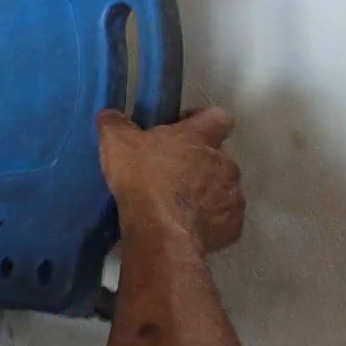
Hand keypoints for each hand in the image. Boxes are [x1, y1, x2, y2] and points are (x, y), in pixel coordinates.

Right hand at [96, 107, 243, 253]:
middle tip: (167, 167)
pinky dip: (207, 215)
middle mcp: (225, 163)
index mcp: (200, 138)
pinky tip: (183, 220)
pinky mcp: (233, 226)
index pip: (219, 116)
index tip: (182, 127)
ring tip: (174, 199)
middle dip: (196, 159)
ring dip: (203, 188)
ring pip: (221, 185)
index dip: (202, 118)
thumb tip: (111, 115)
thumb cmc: (141, 178)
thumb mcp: (115, 142)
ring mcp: (233, 196)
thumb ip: (114, 122)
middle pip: (216, 154)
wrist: (160, 230)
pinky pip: (221, 215)